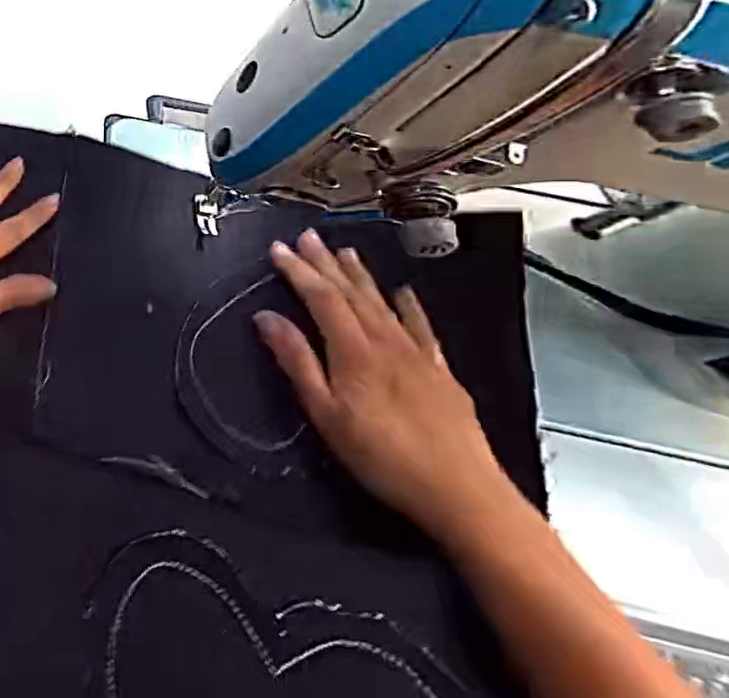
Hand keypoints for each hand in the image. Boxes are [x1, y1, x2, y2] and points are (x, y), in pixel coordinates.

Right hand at [255, 230, 518, 538]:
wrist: (461, 491)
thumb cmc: (382, 457)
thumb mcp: (326, 414)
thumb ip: (297, 362)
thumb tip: (267, 318)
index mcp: (354, 351)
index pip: (321, 297)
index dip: (298, 271)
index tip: (279, 249)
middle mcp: (385, 341)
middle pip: (351, 292)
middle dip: (325, 263)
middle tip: (308, 237)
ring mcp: (416, 353)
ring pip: (382, 303)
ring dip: (361, 275)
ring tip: (345, 252)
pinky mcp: (440, 370)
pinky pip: (421, 327)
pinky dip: (409, 306)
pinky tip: (405, 293)